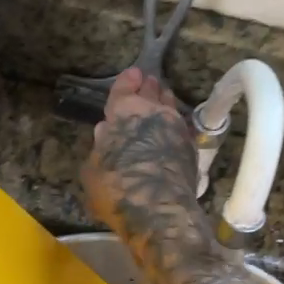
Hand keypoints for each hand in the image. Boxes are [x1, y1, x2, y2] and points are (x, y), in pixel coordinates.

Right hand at [81, 68, 201, 239]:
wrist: (159, 209)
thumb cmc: (116, 189)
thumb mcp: (92, 172)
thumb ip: (100, 149)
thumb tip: (105, 135)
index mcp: (124, 112)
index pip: (124, 88)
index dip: (126, 81)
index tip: (132, 74)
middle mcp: (152, 112)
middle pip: (151, 91)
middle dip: (147, 86)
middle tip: (147, 83)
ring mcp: (175, 127)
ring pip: (169, 105)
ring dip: (163, 101)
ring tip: (161, 100)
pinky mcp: (190, 146)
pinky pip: (179, 127)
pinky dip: (172, 125)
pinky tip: (170, 130)